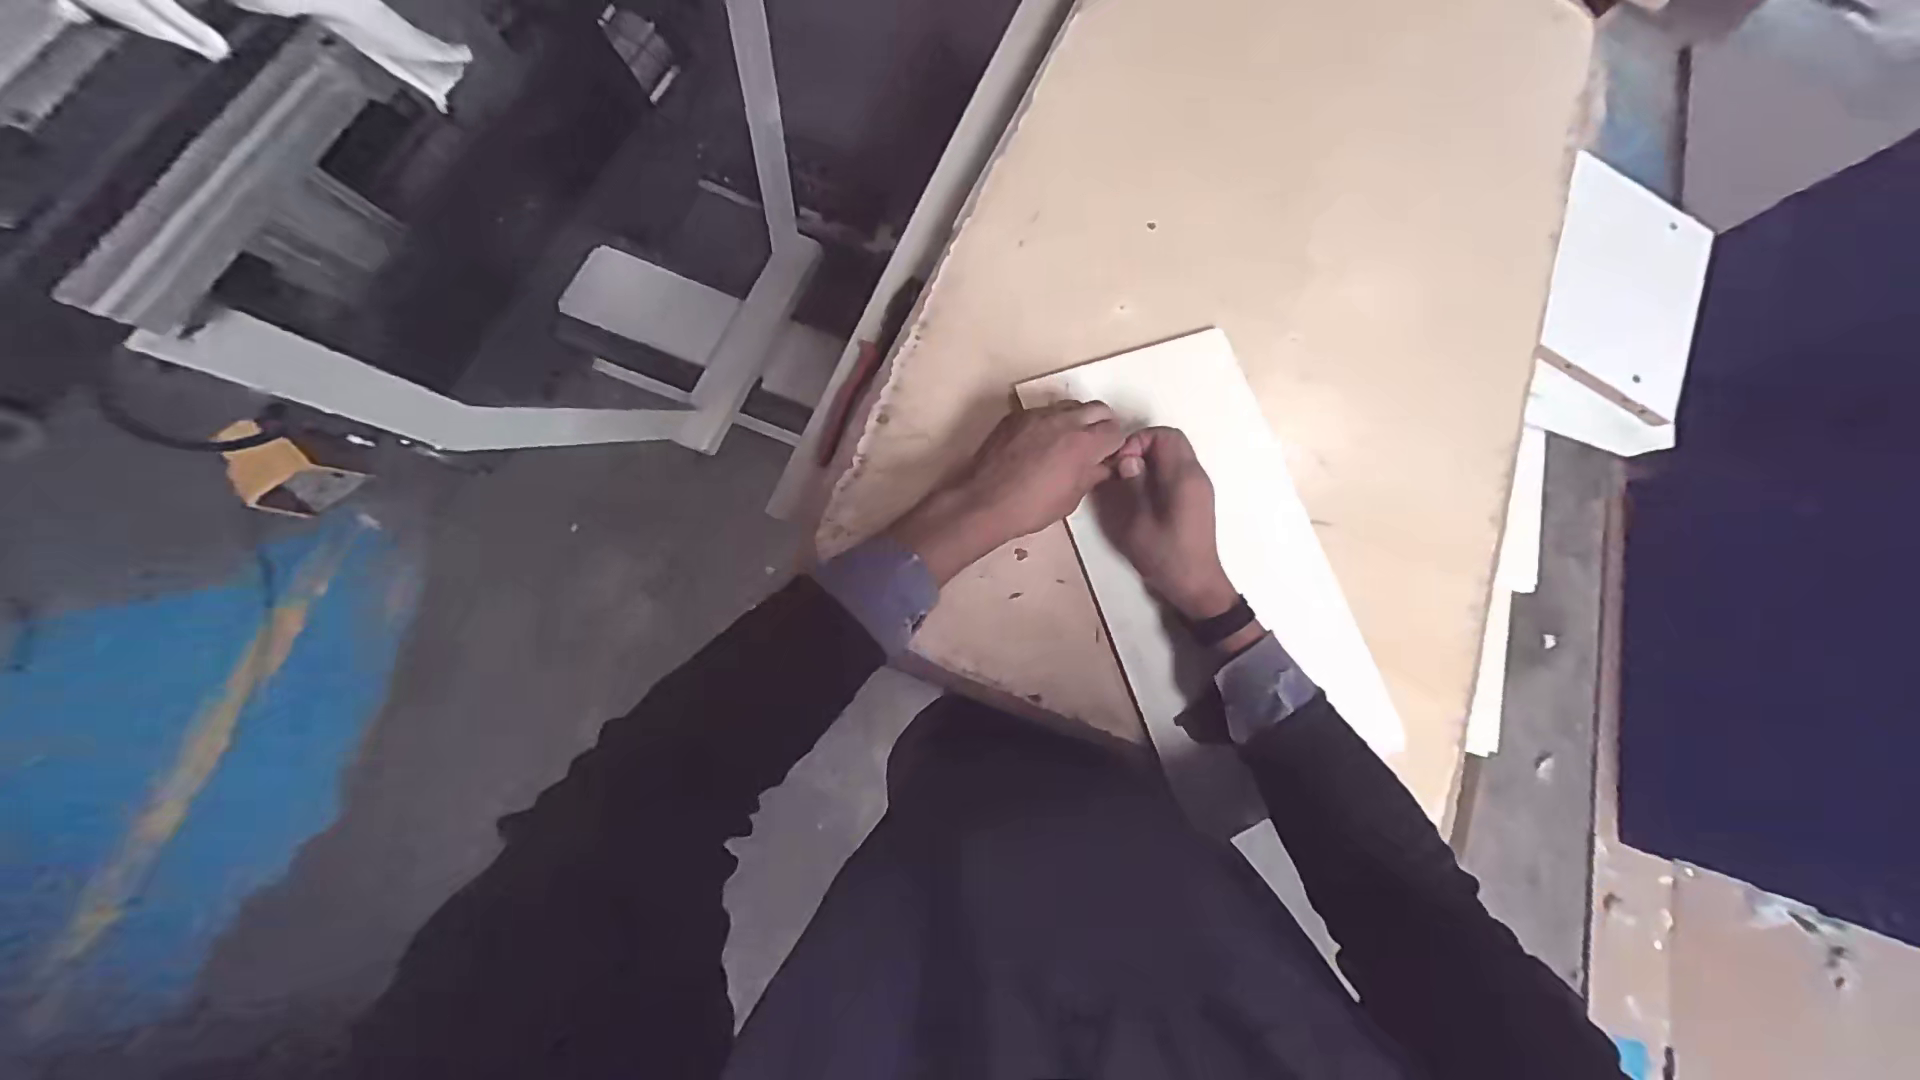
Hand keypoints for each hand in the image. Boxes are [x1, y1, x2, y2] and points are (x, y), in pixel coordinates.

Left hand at [888, 400, 1127, 582]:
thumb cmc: (1029, 508)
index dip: (1115, 445)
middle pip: (1098, 409)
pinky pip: (1043, 412)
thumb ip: (1091, 476)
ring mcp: (1038, 415)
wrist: (983, 501)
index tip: (1108, 456)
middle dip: (1101, 425)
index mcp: (1083, 444)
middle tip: (1093, 445)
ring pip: (1070, 406)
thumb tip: (1102, 467)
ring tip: (1066, 442)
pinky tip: (1039, 443)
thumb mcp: (1069, 500)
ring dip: (1076, 419)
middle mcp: (1064, 421)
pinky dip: (1049, 422)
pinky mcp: (1016, 416)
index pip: (1115, 431)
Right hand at [1093, 427, 1240, 622]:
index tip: (1120, 462)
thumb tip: (1128, 459)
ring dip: (1149, 458)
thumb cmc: (1164, 555)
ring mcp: (1198, 486)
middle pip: (1171, 441)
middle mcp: (1196, 475)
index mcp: (1184, 478)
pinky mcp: (1196, 497)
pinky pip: (1177, 470)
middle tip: (1121, 468)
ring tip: (1128, 480)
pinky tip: (1142, 492)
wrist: (1194, 583)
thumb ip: (1132, 485)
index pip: (1165, 435)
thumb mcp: (1138, 521)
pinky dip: (1158, 470)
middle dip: (1142, 446)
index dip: (1138, 440)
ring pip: (1174, 454)